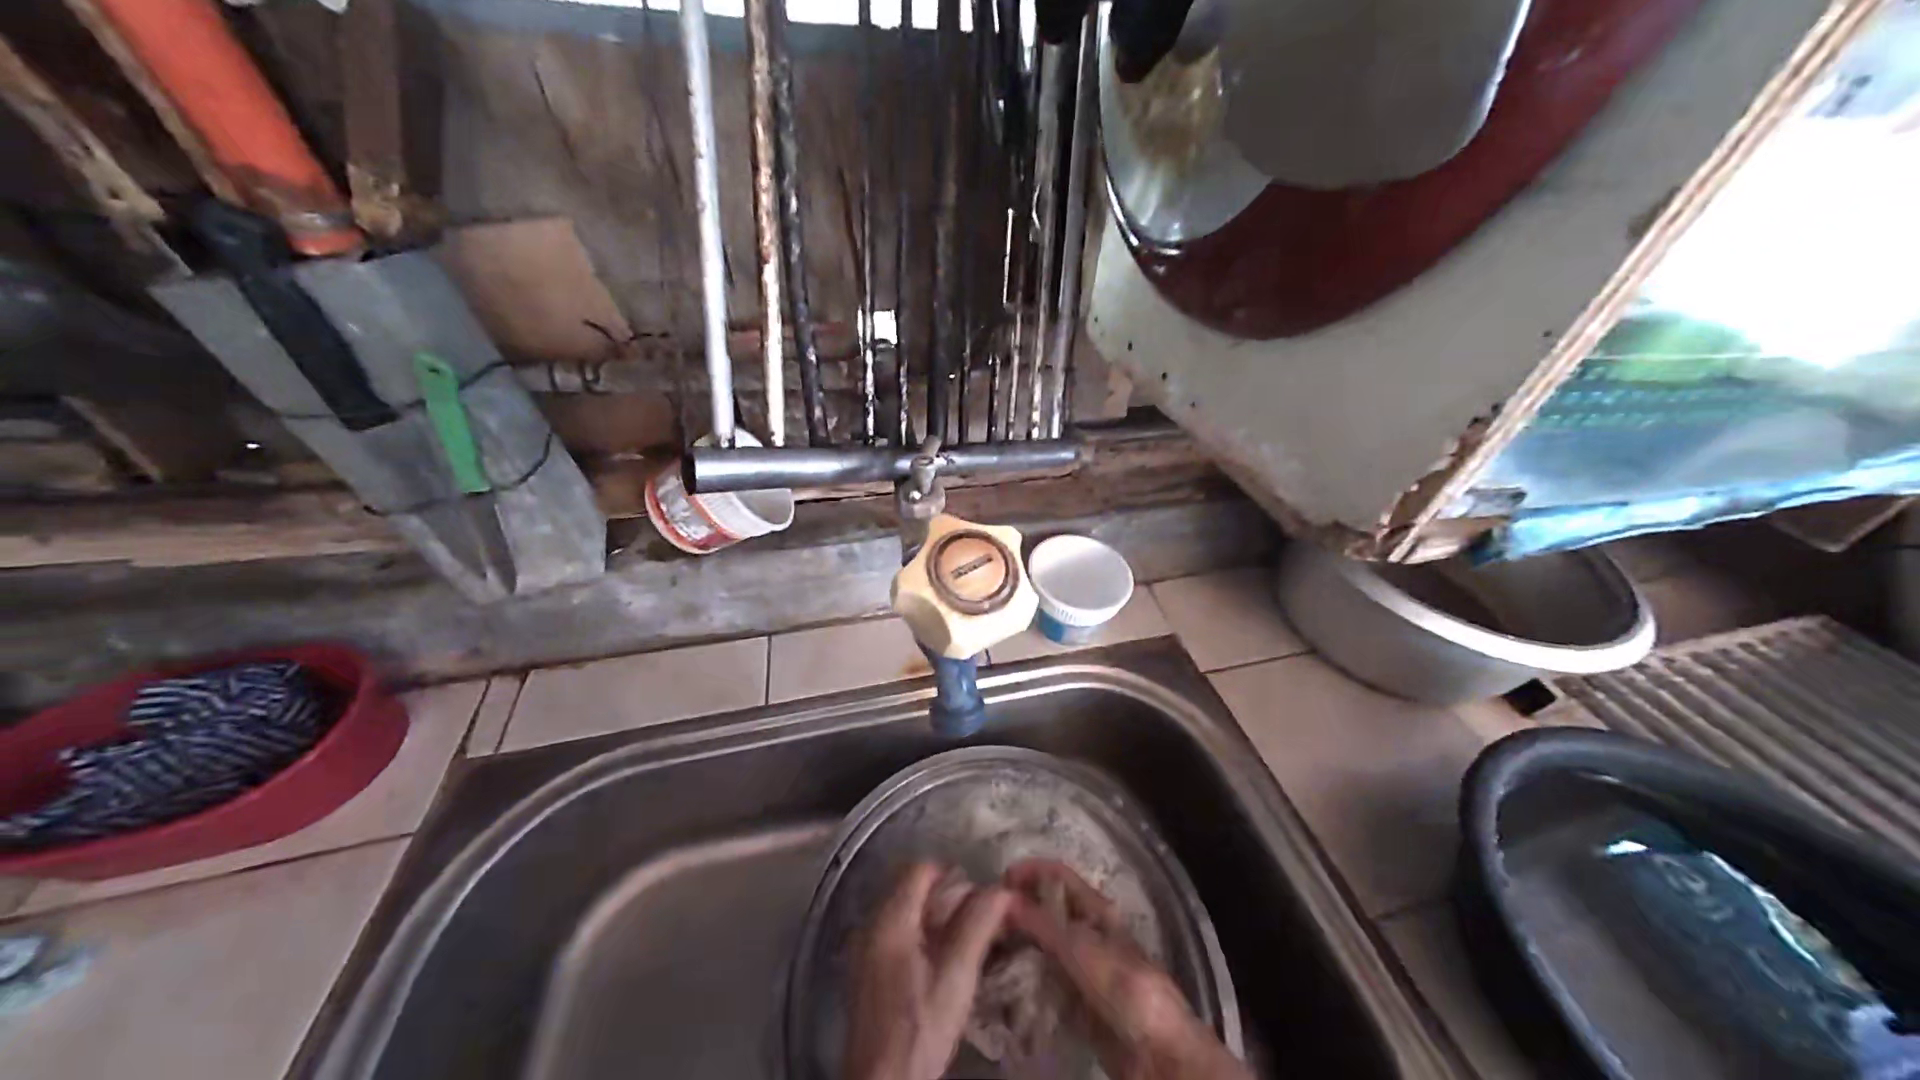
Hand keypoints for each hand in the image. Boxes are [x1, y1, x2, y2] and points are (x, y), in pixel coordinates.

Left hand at [844, 862, 1011, 1079]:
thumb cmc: (921, 1028)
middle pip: (913, 889)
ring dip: (938, 919)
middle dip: (949, 898)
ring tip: (967, 944)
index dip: (954, 875)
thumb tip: (1004, 890)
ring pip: (907, 913)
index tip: (980, 897)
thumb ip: (979, 925)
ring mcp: (866, 948)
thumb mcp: (957, 975)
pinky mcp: (868, 971)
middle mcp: (871, 924)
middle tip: (980, 922)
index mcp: (890, 919)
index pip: (921, 869)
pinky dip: (923, 937)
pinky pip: (898, 935)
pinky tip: (942, 965)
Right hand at [1003, 860, 1250, 1079]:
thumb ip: (1045, 924)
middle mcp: (1085, 931)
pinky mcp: (1073, 998)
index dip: (1029, 870)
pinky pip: (1041, 979)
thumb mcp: (1084, 951)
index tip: (997, 880)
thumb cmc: (1128, 990)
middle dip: (1015, 910)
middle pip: (1044, 909)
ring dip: (1014, 944)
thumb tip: (1004, 898)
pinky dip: (1020, 977)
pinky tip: (998, 981)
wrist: (1157, 1053)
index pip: (1057, 875)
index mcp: (1096, 910)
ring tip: (983, 949)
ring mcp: (1079, 966)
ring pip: (1039, 944)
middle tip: (982, 921)